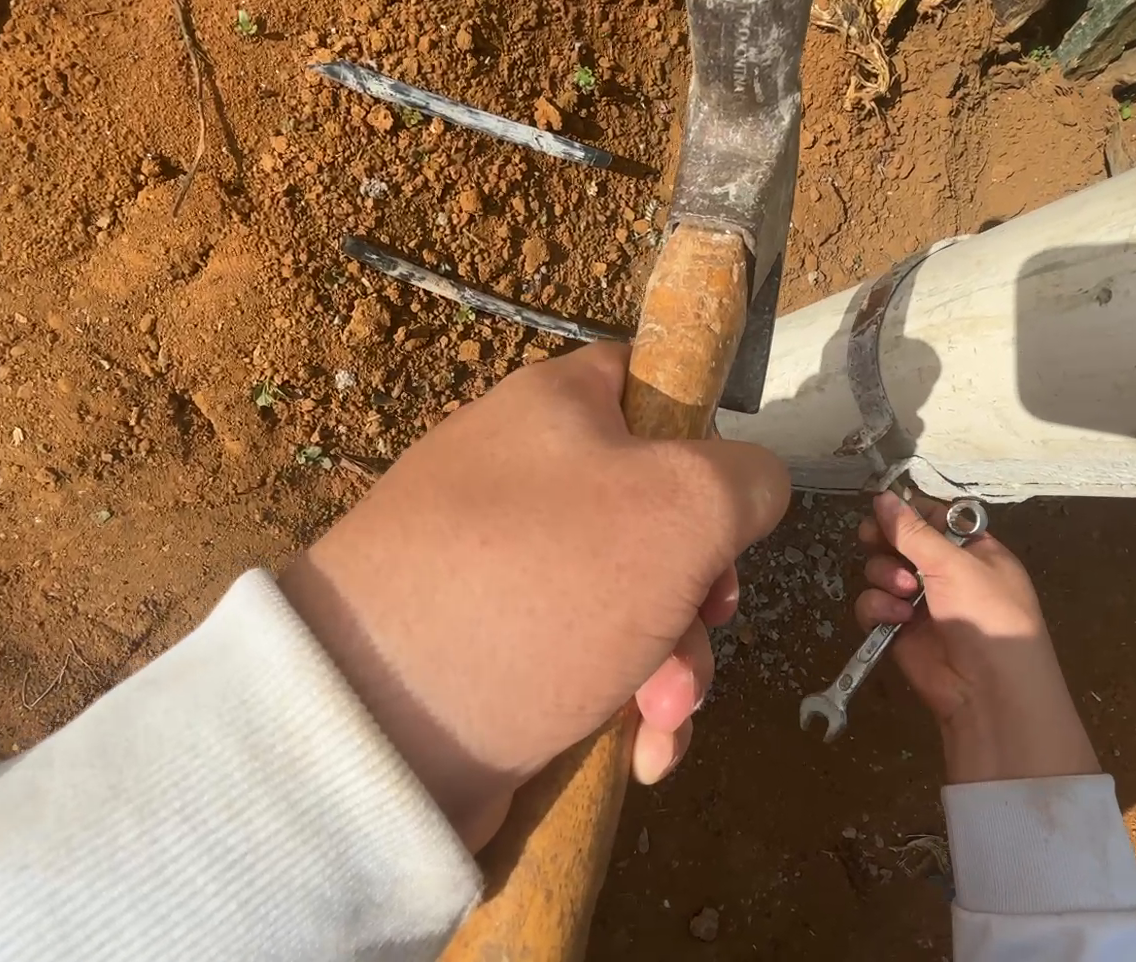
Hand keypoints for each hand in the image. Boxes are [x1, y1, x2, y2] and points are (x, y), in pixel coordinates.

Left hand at [278, 343, 788, 848]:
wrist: (382, 721)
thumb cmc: (545, 581)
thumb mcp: (681, 506)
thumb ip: (746, 478)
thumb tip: (753, 488)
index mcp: (557, 408)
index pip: (651, 387)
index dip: (707, 442)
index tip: (725, 510)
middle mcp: (524, 473)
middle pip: (654, 509)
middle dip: (698, 588)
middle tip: (702, 627)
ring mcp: (503, 560)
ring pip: (631, 594)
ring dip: (671, 660)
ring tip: (663, 715)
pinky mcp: (492, 638)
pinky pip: (586, 650)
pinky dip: (624, 696)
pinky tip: (639, 748)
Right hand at [855, 493, 1098, 783]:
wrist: (988, 690)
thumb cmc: (987, 615)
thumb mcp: (955, 565)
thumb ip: (913, 531)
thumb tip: (882, 495)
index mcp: (971, 551)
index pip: (932, 519)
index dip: (908, 512)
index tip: (883, 506)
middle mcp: (943, 572)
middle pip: (898, 541)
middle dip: (886, 541)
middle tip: (873, 538)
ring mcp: (918, 600)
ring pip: (880, 569)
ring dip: (885, 576)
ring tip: (904, 592)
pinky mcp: (897, 627)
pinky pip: (873, 603)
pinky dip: (879, 607)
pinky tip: (896, 618)